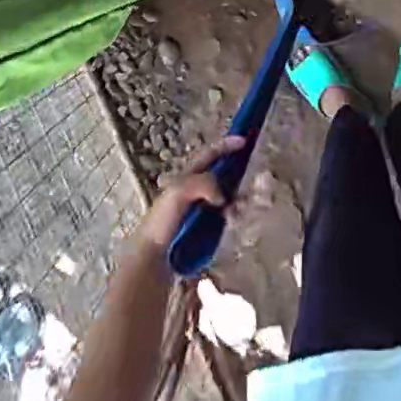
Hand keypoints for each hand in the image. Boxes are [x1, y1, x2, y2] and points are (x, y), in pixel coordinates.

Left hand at [132, 135, 246, 252]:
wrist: (151, 259)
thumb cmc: (162, 221)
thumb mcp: (179, 191)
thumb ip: (204, 183)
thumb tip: (223, 197)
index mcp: (186, 176)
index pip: (209, 154)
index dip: (226, 145)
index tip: (244, 141)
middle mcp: (193, 189)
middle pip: (221, 174)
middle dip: (236, 177)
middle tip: (249, 186)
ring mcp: (198, 209)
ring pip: (225, 196)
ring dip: (236, 199)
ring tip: (239, 210)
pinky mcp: (202, 228)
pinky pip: (223, 215)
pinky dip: (231, 215)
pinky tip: (233, 221)